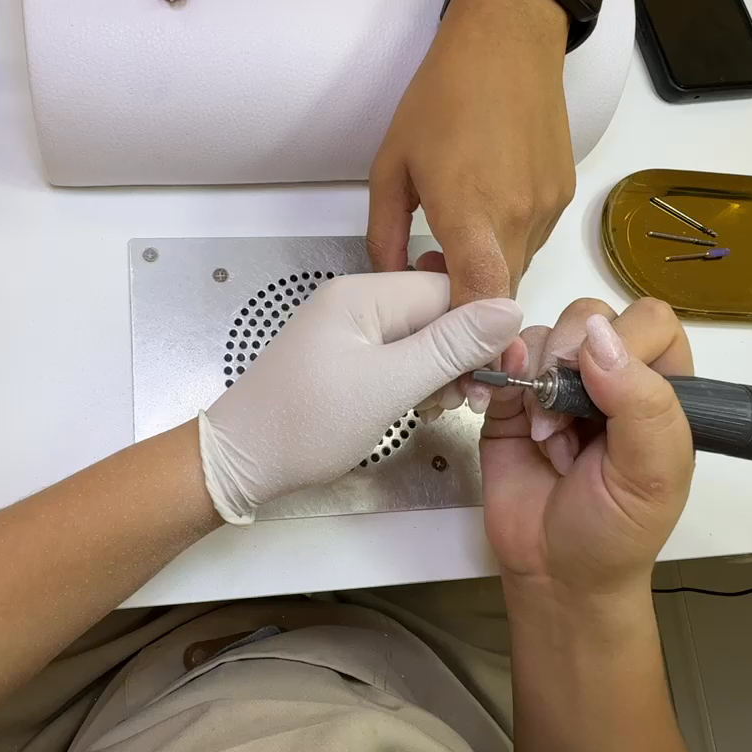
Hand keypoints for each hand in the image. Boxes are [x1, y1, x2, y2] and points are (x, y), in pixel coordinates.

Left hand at [198, 271, 521, 522]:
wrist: (242, 461)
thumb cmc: (308, 423)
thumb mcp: (387, 385)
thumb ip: (449, 346)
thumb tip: (510, 307)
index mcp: (363, 294)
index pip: (449, 290)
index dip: (485, 330)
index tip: (505, 373)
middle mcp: (355, 302)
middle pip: (436, 314)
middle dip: (462, 355)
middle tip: (470, 400)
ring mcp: (347, 331)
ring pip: (420, 339)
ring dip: (441, 373)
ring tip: (437, 408)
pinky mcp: (344, 359)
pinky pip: (397, 358)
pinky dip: (415, 382)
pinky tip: (417, 407)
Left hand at [366, 0, 574, 310]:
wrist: (509, 38)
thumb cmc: (440, 97)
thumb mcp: (390, 166)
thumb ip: (384, 234)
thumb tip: (388, 279)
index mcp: (470, 212)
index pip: (479, 301)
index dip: (463, 335)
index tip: (439, 340)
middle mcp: (519, 217)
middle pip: (499, 296)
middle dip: (467, 309)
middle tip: (432, 286)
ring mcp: (548, 208)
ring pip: (516, 270)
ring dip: (486, 276)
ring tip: (453, 245)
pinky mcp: (563, 195)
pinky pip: (532, 242)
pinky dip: (506, 247)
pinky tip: (482, 219)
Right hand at [480, 297, 693, 597]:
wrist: (552, 571)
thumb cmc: (614, 531)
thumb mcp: (650, 475)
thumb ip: (641, 403)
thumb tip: (597, 335)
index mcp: (658, 391)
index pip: (648, 324)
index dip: (621, 340)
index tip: (596, 383)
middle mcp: (607, 379)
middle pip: (587, 319)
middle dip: (565, 363)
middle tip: (560, 420)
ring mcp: (554, 386)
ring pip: (538, 334)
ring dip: (532, 383)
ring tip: (541, 439)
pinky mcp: (509, 399)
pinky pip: (496, 359)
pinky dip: (491, 373)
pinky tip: (491, 405)